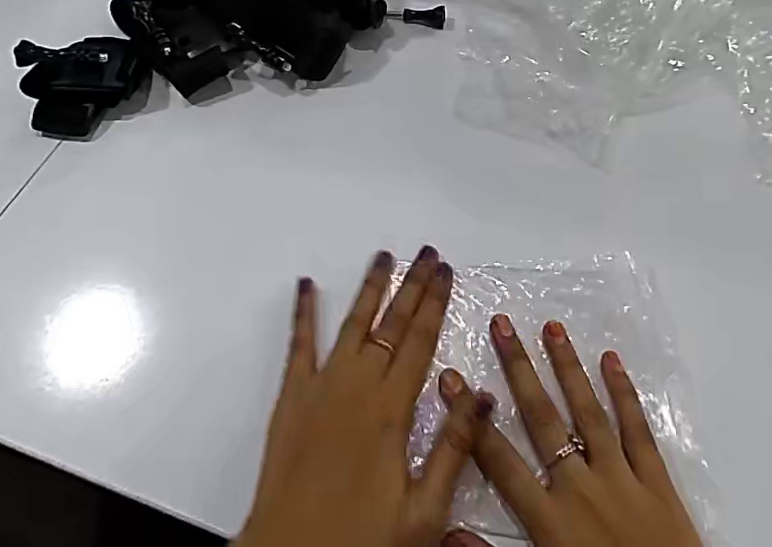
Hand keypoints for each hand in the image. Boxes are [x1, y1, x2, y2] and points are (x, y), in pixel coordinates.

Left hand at [235, 247, 497, 546]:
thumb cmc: (361, 540)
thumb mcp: (422, 511)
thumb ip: (453, 448)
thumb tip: (480, 393)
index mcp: (391, 409)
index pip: (420, 341)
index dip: (435, 303)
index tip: (446, 272)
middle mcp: (357, 385)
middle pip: (392, 324)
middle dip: (412, 285)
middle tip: (426, 253)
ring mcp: (321, 385)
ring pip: (352, 323)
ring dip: (370, 288)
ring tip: (383, 256)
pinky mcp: (291, 395)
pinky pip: (299, 344)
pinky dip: (303, 312)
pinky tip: (305, 285)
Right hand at [438, 316, 702, 546]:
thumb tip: (446, 532)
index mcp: (551, 523)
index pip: (500, 460)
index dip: (472, 419)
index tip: (452, 377)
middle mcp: (581, 491)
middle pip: (543, 419)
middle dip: (519, 369)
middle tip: (502, 326)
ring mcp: (622, 482)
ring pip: (588, 413)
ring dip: (568, 367)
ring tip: (553, 327)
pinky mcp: (659, 485)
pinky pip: (638, 432)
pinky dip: (624, 394)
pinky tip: (612, 360)